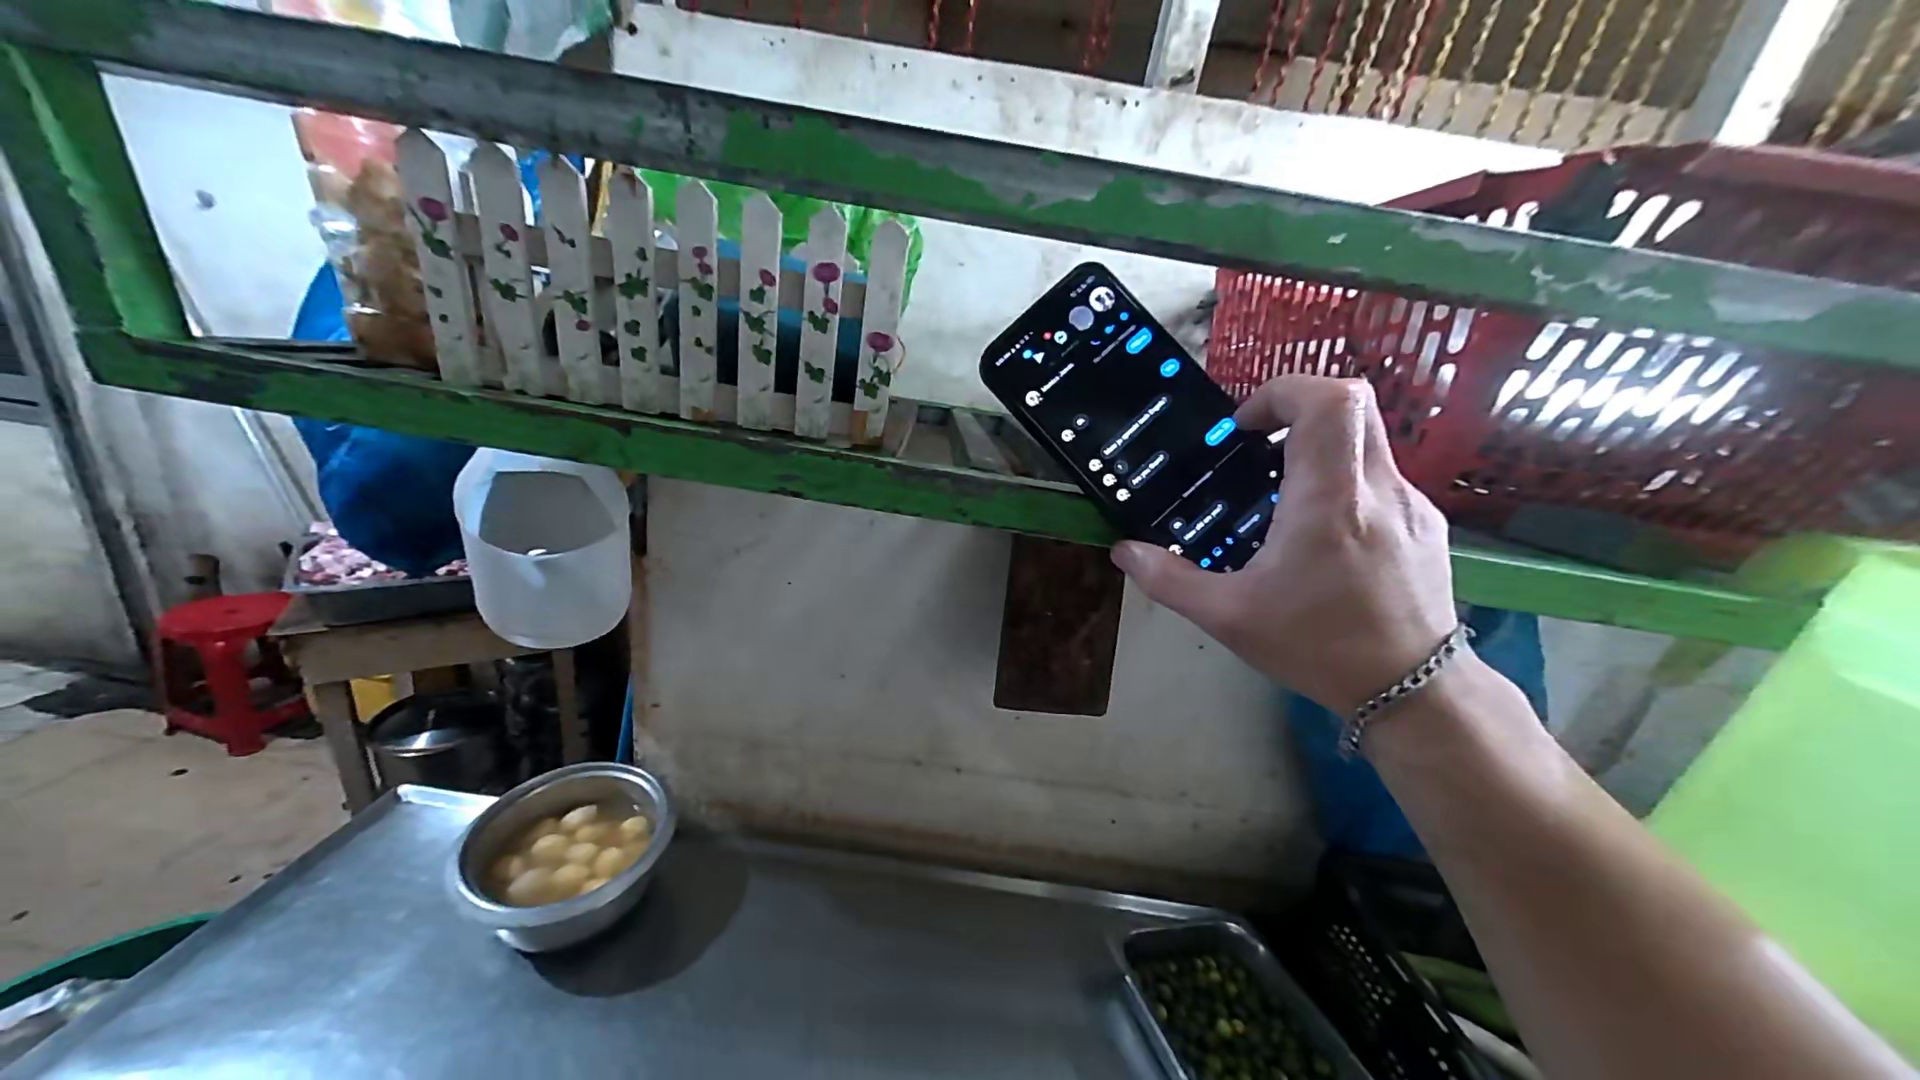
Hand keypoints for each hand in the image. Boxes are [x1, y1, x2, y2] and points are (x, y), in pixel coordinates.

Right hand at [1111, 375, 1457, 713]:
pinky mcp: (1425, 524)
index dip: (1281, 393)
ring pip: (1367, 439)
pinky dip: (1342, 480)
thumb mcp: (1229, 616)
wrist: (1415, 692)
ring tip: (1279, 497)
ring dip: (1318, 447)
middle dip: (1298, 408)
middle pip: (1354, 402)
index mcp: (1330, 498)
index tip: (1243, 430)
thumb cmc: (1318, 646)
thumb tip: (1124, 553)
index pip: (1328, 400)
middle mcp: (1378, 487)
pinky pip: (1379, 477)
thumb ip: (1169, 580)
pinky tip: (1320, 535)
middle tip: (1257, 447)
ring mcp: (1411, 503)